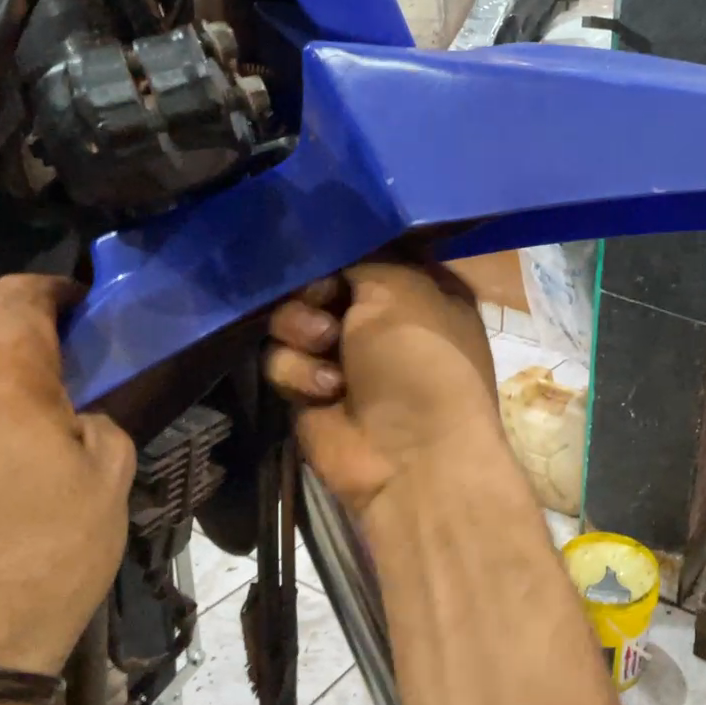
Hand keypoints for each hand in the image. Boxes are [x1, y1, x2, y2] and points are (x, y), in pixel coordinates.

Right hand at [264, 261, 499, 518]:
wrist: (411, 455)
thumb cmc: (420, 358)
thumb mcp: (403, 287)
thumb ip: (365, 259)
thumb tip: (336, 260)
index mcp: (423, 288)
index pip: (370, 251)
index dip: (343, 250)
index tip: (324, 249)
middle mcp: (385, 318)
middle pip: (322, 282)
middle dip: (314, 291)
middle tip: (321, 302)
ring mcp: (346, 356)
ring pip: (292, 319)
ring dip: (301, 330)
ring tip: (326, 348)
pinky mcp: (312, 391)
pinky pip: (282, 361)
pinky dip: (300, 373)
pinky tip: (327, 392)